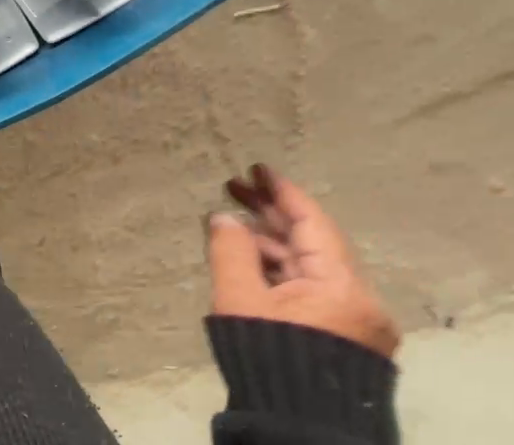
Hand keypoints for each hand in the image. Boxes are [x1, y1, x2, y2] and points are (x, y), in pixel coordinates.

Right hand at [205, 163, 399, 357]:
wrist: (299, 415)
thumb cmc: (267, 348)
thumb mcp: (240, 296)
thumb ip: (230, 250)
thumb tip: (224, 217)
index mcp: (342, 285)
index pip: (313, 224)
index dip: (284, 193)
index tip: (258, 168)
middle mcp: (359, 298)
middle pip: (314, 242)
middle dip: (273, 212)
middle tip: (233, 186)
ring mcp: (354, 316)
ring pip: (310, 263)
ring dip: (272, 239)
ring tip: (232, 219)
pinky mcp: (343, 330)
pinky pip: (311, 283)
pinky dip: (280, 264)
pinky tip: (249, 253)